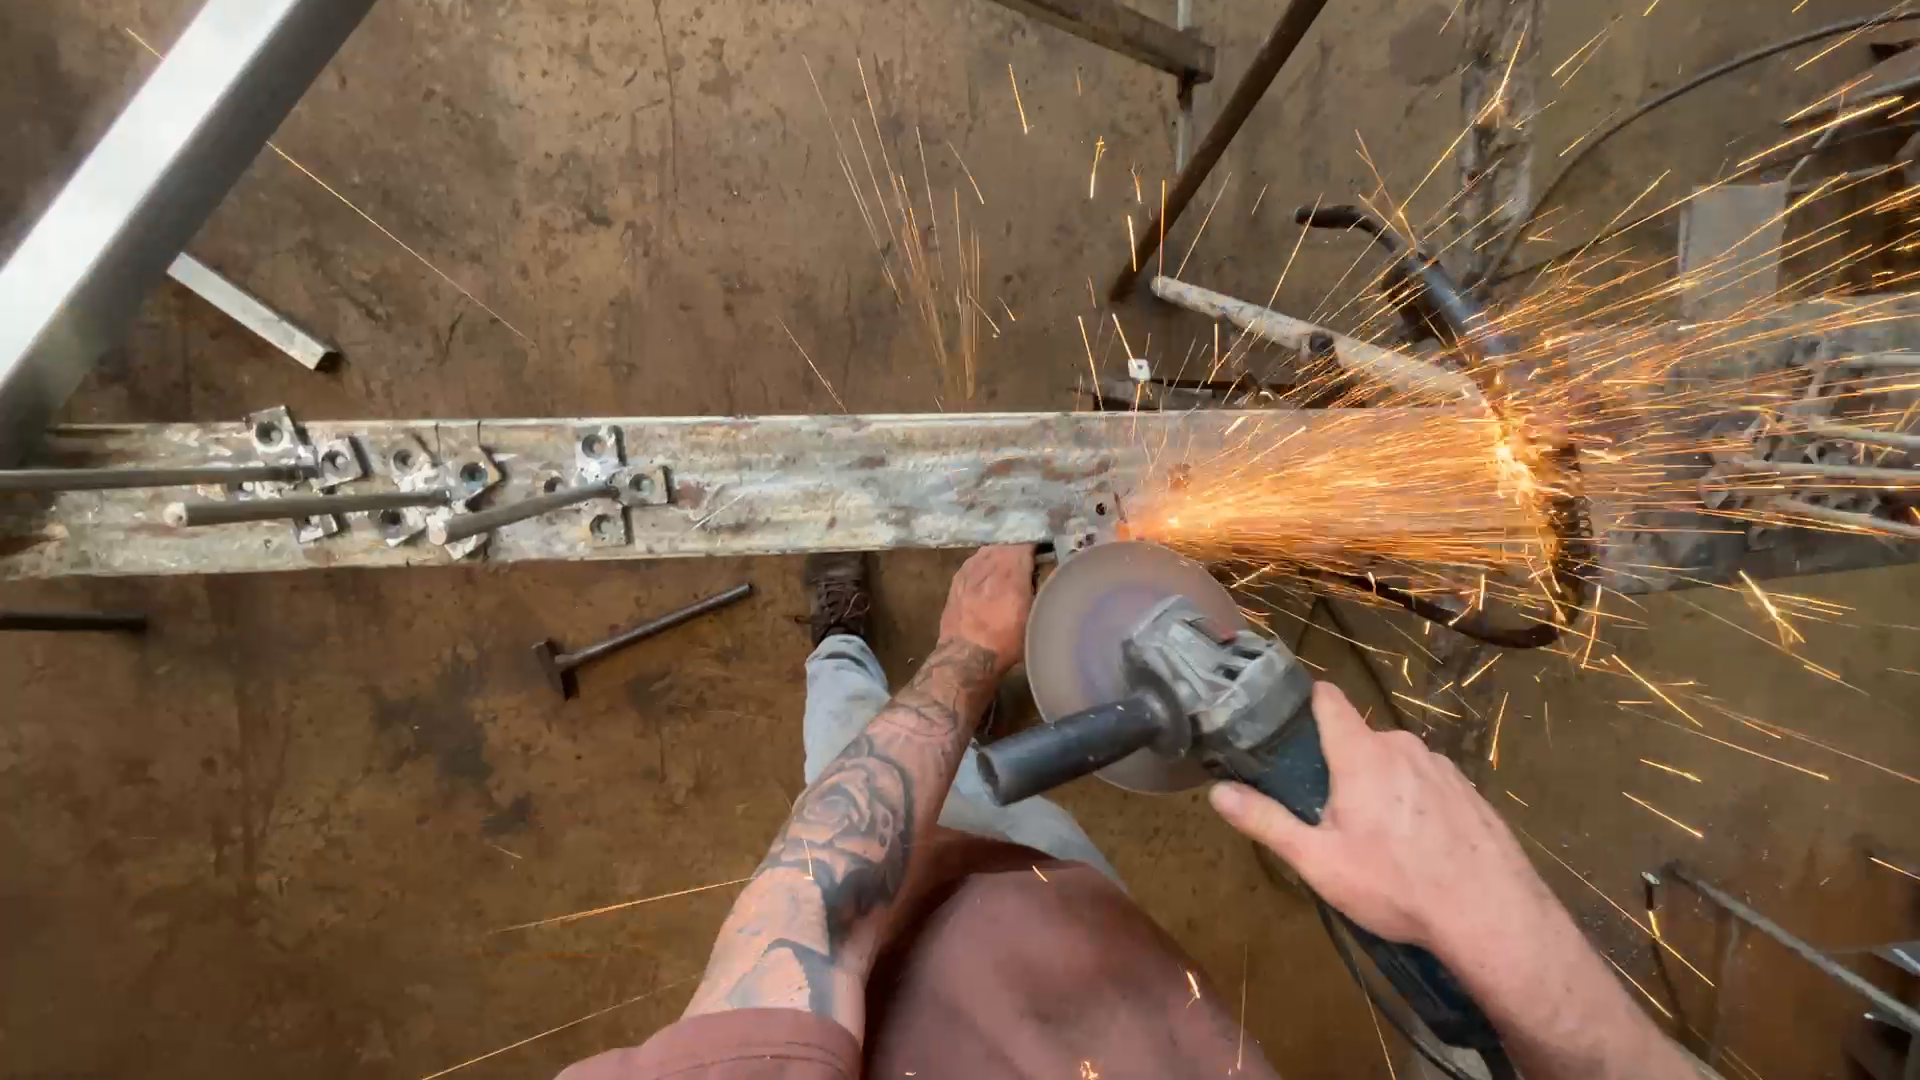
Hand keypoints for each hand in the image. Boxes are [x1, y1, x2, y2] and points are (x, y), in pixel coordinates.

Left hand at [937, 545, 1035, 676]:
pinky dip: (984, 564)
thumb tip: (1047, 570)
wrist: (966, 656)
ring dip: (1000, 556)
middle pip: (1007, 545)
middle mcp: (989, 564)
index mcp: (1012, 571)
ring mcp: (969, 569)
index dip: (1037, 546)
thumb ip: (1040, 588)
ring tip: (1007, 568)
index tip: (1044, 552)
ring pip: (989, 551)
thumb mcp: (1034, 617)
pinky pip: (974, 562)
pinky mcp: (956, 579)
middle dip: (1018, 551)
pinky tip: (988, 575)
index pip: (1027, 543)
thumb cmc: (1006, 641)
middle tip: (1028, 562)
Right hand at [1209, 683, 1558, 958]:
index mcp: (1361, 753)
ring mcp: (1442, 768)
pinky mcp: (1470, 792)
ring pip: (1392, 760)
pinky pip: (1425, 780)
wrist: (1499, 923)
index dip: (1303, 701)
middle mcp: (1402, 746)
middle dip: (1337, 760)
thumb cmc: (1398, 886)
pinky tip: (1416, 844)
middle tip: (1324, 805)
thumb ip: (1265, 821)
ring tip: (1373, 831)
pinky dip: (1412, 798)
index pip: (1327, 697)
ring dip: (1376, 781)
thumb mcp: (1319, 861)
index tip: (1283, 723)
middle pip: (1357, 736)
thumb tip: (1217, 792)